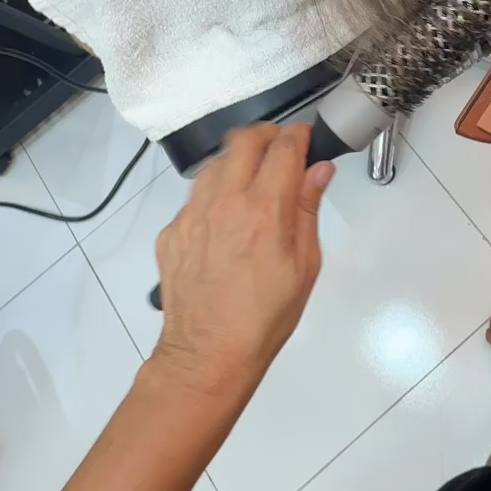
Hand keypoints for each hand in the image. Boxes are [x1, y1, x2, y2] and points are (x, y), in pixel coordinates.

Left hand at [150, 123, 333, 396]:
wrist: (208, 356)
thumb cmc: (269, 314)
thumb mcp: (305, 264)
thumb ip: (308, 208)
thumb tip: (320, 168)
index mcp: (264, 210)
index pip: (283, 148)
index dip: (299, 134)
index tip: (307, 136)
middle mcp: (224, 202)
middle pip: (244, 140)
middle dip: (268, 135)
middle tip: (282, 149)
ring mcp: (191, 215)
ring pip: (215, 162)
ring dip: (239, 160)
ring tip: (252, 181)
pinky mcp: (171, 231)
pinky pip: (195, 196)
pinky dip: (216, 194)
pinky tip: (226, 220)